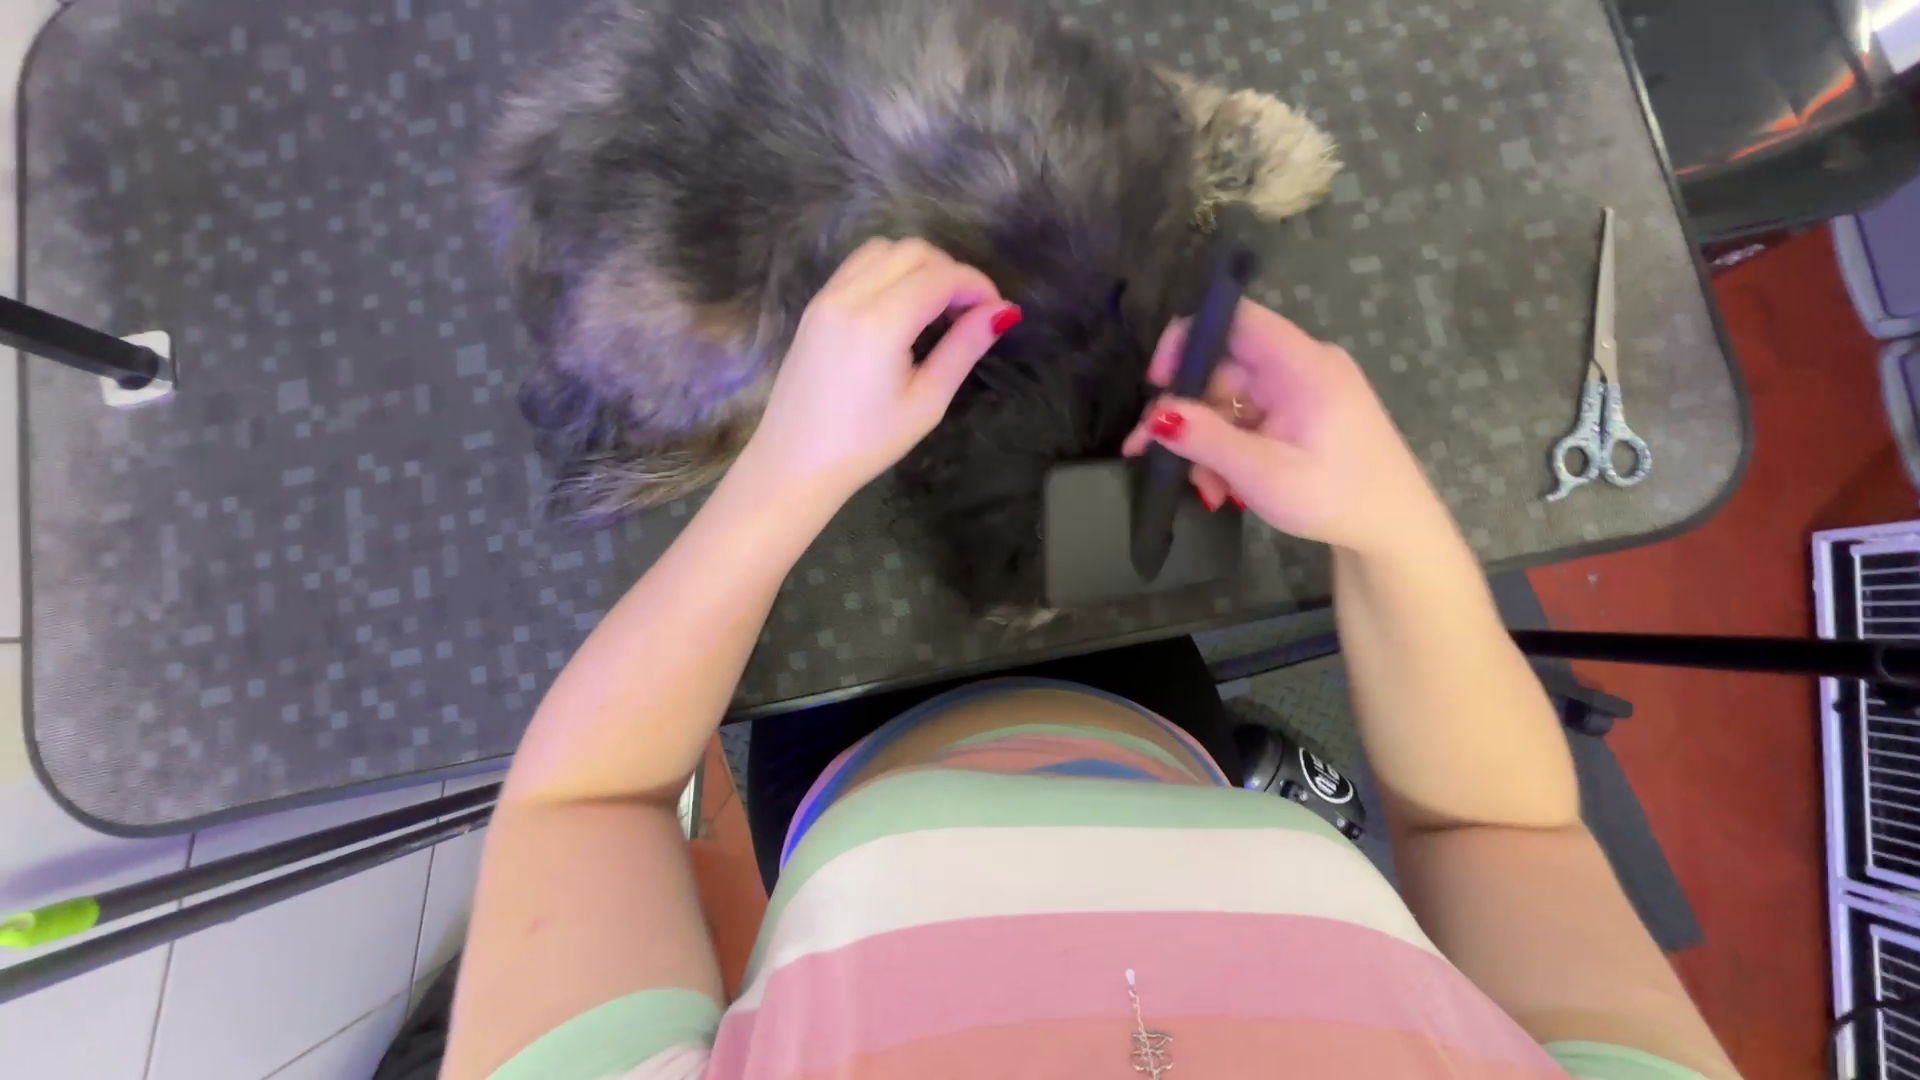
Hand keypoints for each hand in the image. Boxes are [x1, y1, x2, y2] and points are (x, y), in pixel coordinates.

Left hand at [733, 238, 1018, 507]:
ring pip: (883, 250)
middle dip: (950, 272)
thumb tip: (1003, 312)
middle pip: (913, 251)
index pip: (940, 277)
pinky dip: (889, 271)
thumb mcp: (927, 401)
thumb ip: (964, 349)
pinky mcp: (815, 307)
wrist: (796, 462)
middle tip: (969, 312)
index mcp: (880, 324)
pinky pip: (858, 266)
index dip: (977, 285)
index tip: (997, 310)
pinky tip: (902, 309)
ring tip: (936, 308)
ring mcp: (826, 298)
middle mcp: (849, 297)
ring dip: (918, 266)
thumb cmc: (867, 443)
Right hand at [1121, 299, 1447, 558]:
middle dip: (1186, 413)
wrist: (1393, 532)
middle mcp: (1300, 367)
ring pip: (1227, 400)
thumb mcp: (1263, 473)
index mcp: (1302, 365)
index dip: (1188, 339)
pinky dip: (1225, 450)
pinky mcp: (1297, 416)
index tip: (1157, 383)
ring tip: (1204, 490)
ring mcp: (1299, 392)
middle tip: (1151, 453)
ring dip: (1204, 442)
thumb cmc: (1335, 498)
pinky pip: (1245, 420)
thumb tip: (1156, 416)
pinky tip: (1221, 487)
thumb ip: (1207, 440)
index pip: (1236, 319)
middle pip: (1223, 367)